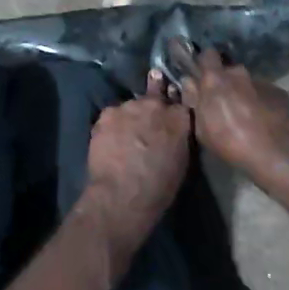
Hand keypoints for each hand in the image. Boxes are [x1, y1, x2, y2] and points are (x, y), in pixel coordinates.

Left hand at [77, 73, 190, 251]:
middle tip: (147, 104)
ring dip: (130, 116)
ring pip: (130, 106)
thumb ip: (179, 136)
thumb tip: (174, 129)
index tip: (168, 112)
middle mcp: (156, 105)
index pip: (180, 102)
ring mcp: (130, 106)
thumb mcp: (181, 160)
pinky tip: (109, 139)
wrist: (123, 195)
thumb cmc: (159, 186)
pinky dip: (112, 125)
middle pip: (155, 94)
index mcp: (180, 117)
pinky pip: (111, 115)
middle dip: (153, 96)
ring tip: (124, 134)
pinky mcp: (107, 113)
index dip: (173, 108)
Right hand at [178, 50, 288, 174]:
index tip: (203, 75)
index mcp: (216, 79)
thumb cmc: (231, 142)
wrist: (278, 151)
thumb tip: (189, 83)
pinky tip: (262, 120)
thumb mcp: (202, 128)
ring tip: (245, 115)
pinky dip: (259, 101)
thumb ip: (194, 101)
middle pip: (228, 71)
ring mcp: (260, 81)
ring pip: (246, 83)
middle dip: (225, 82)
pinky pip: (262, 93)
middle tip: (224, 102)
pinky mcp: (278, 91)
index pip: (207, 54)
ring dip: (243, 93)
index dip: (205, 63)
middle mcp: (239, 73)